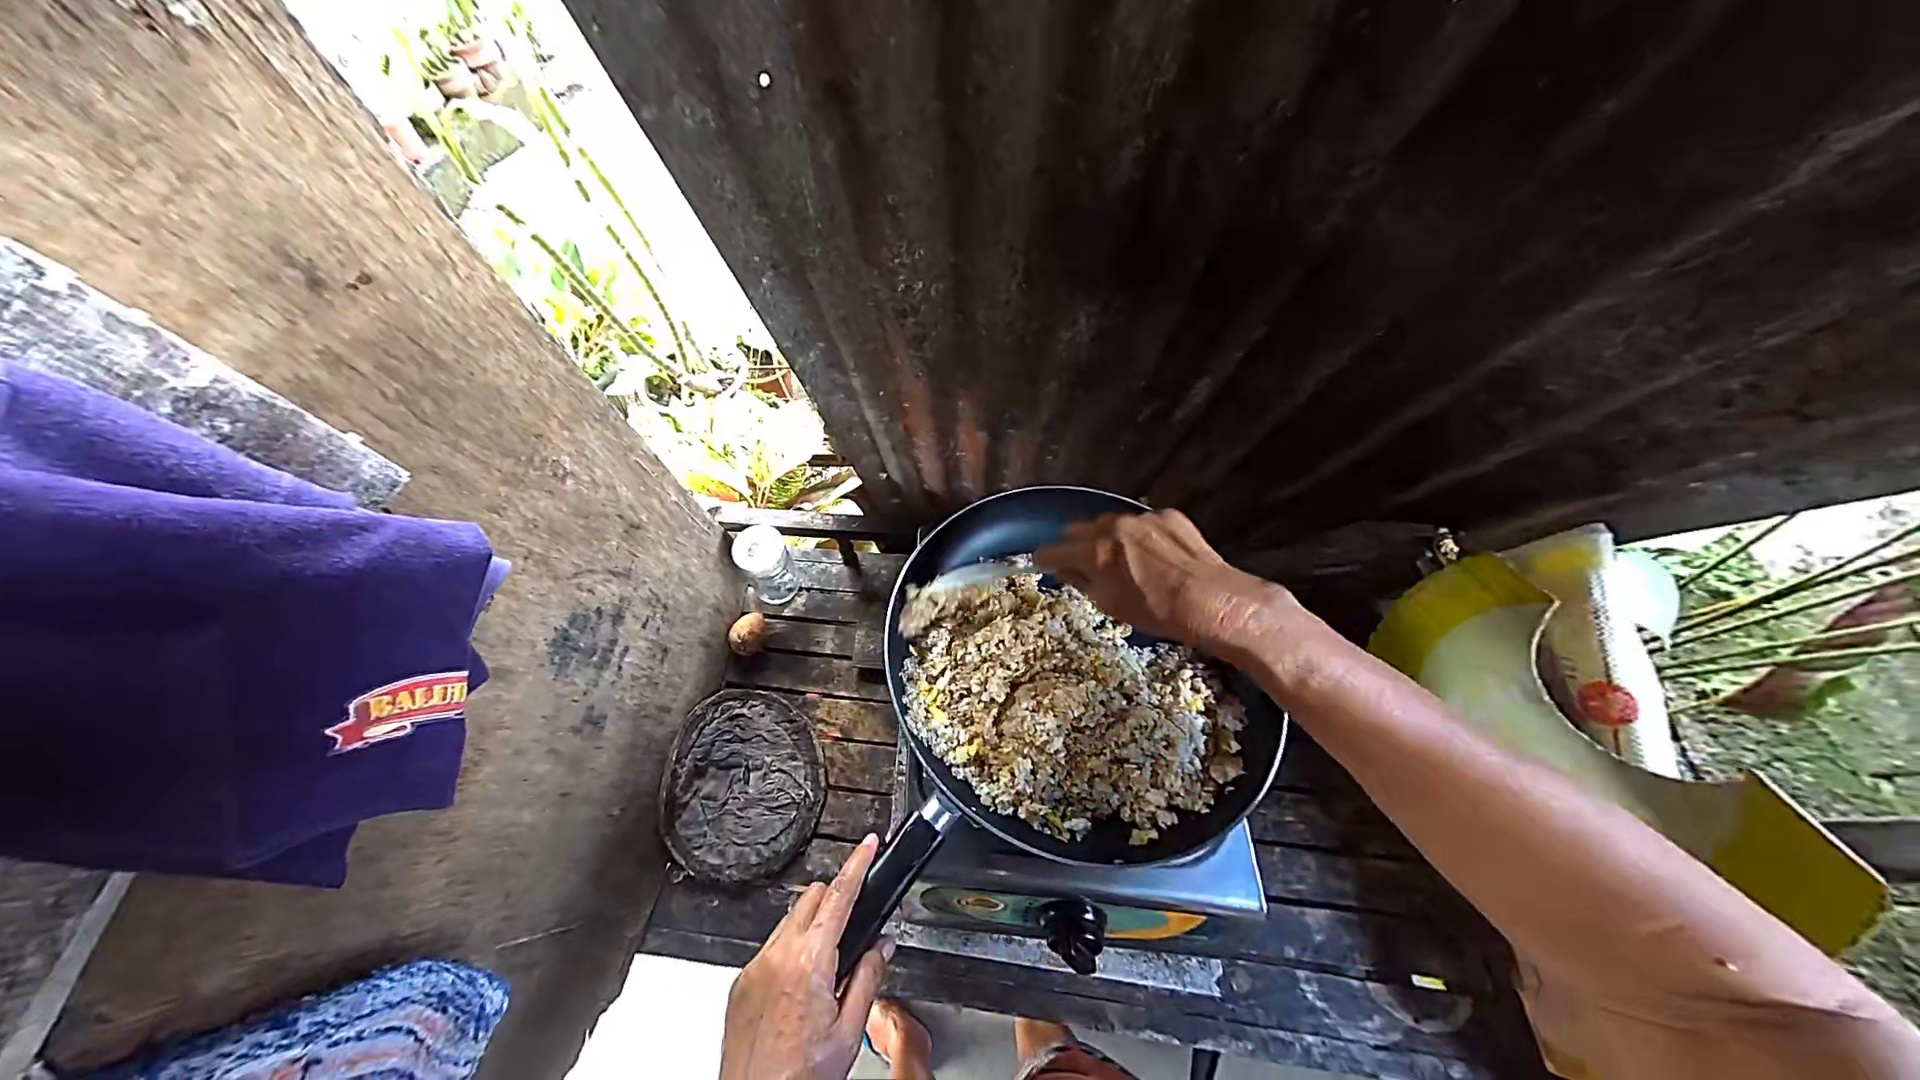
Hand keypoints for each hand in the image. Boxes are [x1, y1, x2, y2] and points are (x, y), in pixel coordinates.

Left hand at [719, 834, 890, 1079]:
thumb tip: (882, 945)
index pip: (839, 895)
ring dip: (812, 926)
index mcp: (810, 963)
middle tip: (852, 925)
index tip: (867, 844)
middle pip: (811, 896)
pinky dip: (789, 950)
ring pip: (790, 920)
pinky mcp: (740, 982)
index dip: (857, 863)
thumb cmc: (799, 1078)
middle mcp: (778, 956)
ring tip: (825, 969)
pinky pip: (770, 946)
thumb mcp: (848, 1031)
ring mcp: (755, 967)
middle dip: (834, 898)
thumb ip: (868, 978)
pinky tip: (798, 987)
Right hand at [1036, 509, 1287, 653]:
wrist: (1213, 601)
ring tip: (1121, 561)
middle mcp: (1115, 526)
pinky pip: (1142, 523)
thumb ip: (1081, 581)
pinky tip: (1152, 557)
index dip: (1046, 558)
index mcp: (1095, 551)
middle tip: (1081, 563)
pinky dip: (1139, 536)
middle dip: (1075, 544)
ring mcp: (1143, 518)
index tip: (1044, 563)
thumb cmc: (1158, 612)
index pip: (1054, 549)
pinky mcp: (1168, 516)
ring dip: (1108, 538)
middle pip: (1079, 529)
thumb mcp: (1109, 604)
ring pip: (1111, 523)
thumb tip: (1065, 570)